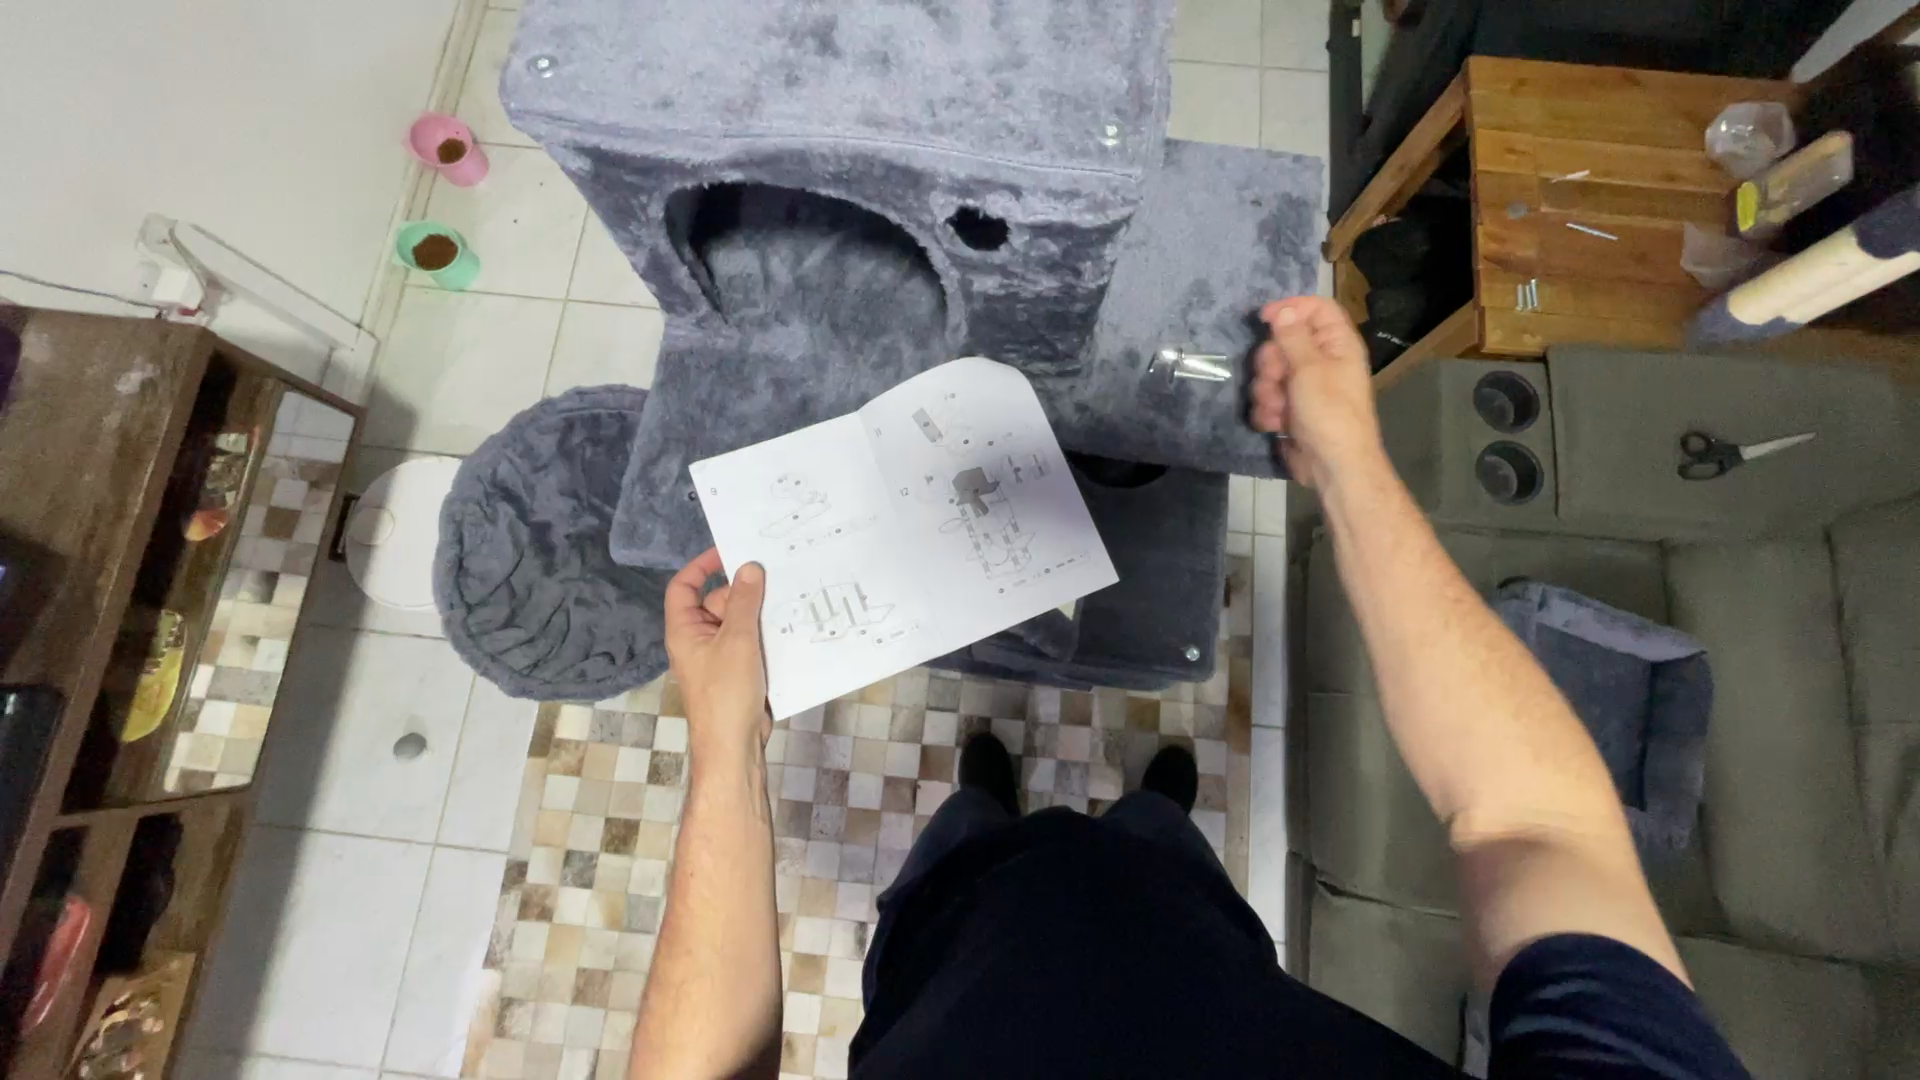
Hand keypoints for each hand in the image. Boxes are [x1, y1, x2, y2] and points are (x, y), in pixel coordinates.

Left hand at [663, 548, 770, 758]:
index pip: (684, 587)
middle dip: (745, 591)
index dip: (701, 566)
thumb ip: (744, 602)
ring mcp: (721, 656)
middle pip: (719, 601)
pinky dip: (768, 633)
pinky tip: (792, 625)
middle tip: (777, 577)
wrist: (734, 745)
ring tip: (790, 597)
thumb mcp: (737, 640)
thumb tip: (750, 567)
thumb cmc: (726, 692)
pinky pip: (753, 641)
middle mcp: (700, 639)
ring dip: (760, 612)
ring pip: (740, 621)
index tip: (729, 552)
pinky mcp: (741, 670)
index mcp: (685, 630)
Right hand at [1248, 296, 1385, 489]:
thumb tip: (1283, 310)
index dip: (1291, 308)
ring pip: (1269, 375)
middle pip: (1282, 344)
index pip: (1316, 309)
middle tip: (1276, 378)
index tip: (1263, 319)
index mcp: (1336, 345)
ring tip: (1278, 409)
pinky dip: (1266, 412)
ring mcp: (1303, 388)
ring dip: (1266, 392)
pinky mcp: (1289, 411)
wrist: (1331, 464)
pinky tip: (1275, 425)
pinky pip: (1266, 400)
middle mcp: (1320, 362)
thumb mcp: (1310, 369)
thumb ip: (1293, 337)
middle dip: (1270, 363)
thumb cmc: (1329, 412)